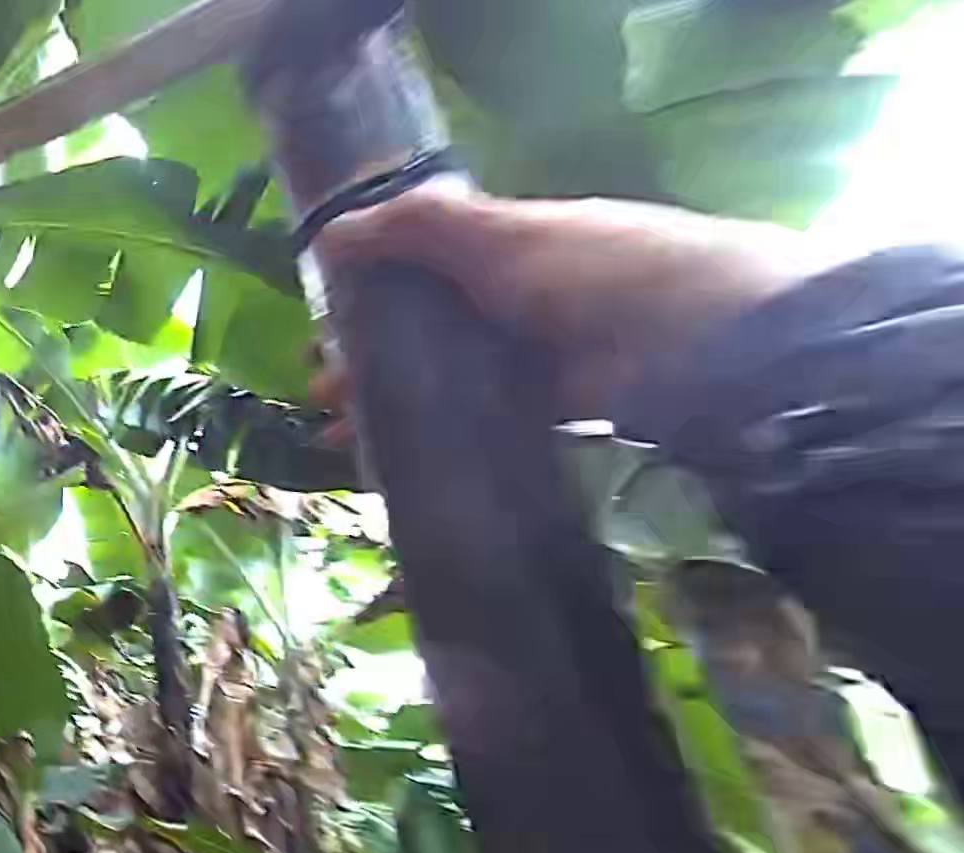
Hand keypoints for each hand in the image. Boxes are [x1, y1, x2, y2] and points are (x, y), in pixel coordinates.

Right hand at [310, 184, 849, 423]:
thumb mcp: (503, 236)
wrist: (702, 346)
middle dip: (357, 362)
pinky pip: (453, 421)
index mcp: (497, 255)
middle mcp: (500, 306)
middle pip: (410, 336)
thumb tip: (330, 234)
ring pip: (424, 383)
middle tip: (320, 386)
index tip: (320, 323)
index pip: (411, 274)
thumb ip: (419, 228)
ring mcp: (512, 362)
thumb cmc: (595, 275)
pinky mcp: (523, 411)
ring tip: (334, 430)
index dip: (360, 297)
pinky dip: (415, 436)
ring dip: (374, 404)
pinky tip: (379, 455)